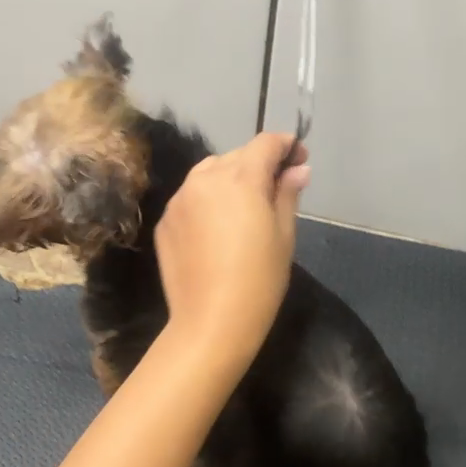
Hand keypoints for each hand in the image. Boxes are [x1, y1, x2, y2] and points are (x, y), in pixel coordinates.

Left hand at [155, 133, 309, 364]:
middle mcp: (205, 179)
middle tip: (277, 189)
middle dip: (259, 165)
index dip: (286, 146)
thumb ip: (287, 194)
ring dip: (230, 180)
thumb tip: (298, 169)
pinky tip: (219, 231)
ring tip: (246, 208)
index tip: (300, 159)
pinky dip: (208, 202)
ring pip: (209, 174)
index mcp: (240, 178)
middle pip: (237, 156)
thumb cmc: (259, 280)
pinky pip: (191, 199)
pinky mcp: (165, 222)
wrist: (211, 322)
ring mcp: (180, 200)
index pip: (265, 144)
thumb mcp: (284, 236)